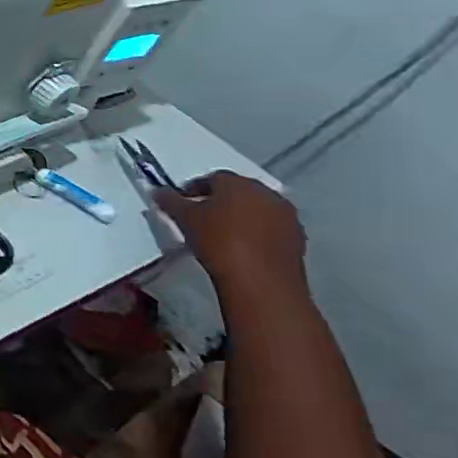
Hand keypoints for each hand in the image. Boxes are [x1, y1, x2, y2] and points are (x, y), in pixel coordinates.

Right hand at [155, 171, 309, 307]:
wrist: (260, 280)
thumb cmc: (217, 241)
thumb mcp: (183, 219)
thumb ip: (170, 201)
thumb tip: (160, 191)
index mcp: (238, 184)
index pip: (212, 178)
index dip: (194, 188)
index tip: (183, 202)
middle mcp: (267, 193)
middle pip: (238, 191)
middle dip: (220, 200)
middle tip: (201, 216)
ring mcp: (287, 215)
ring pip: (257, 208)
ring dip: (240, 215)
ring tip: (223, 232)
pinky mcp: (298, 237)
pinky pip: (271, 226)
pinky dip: (257, 230)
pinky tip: (243, 245)